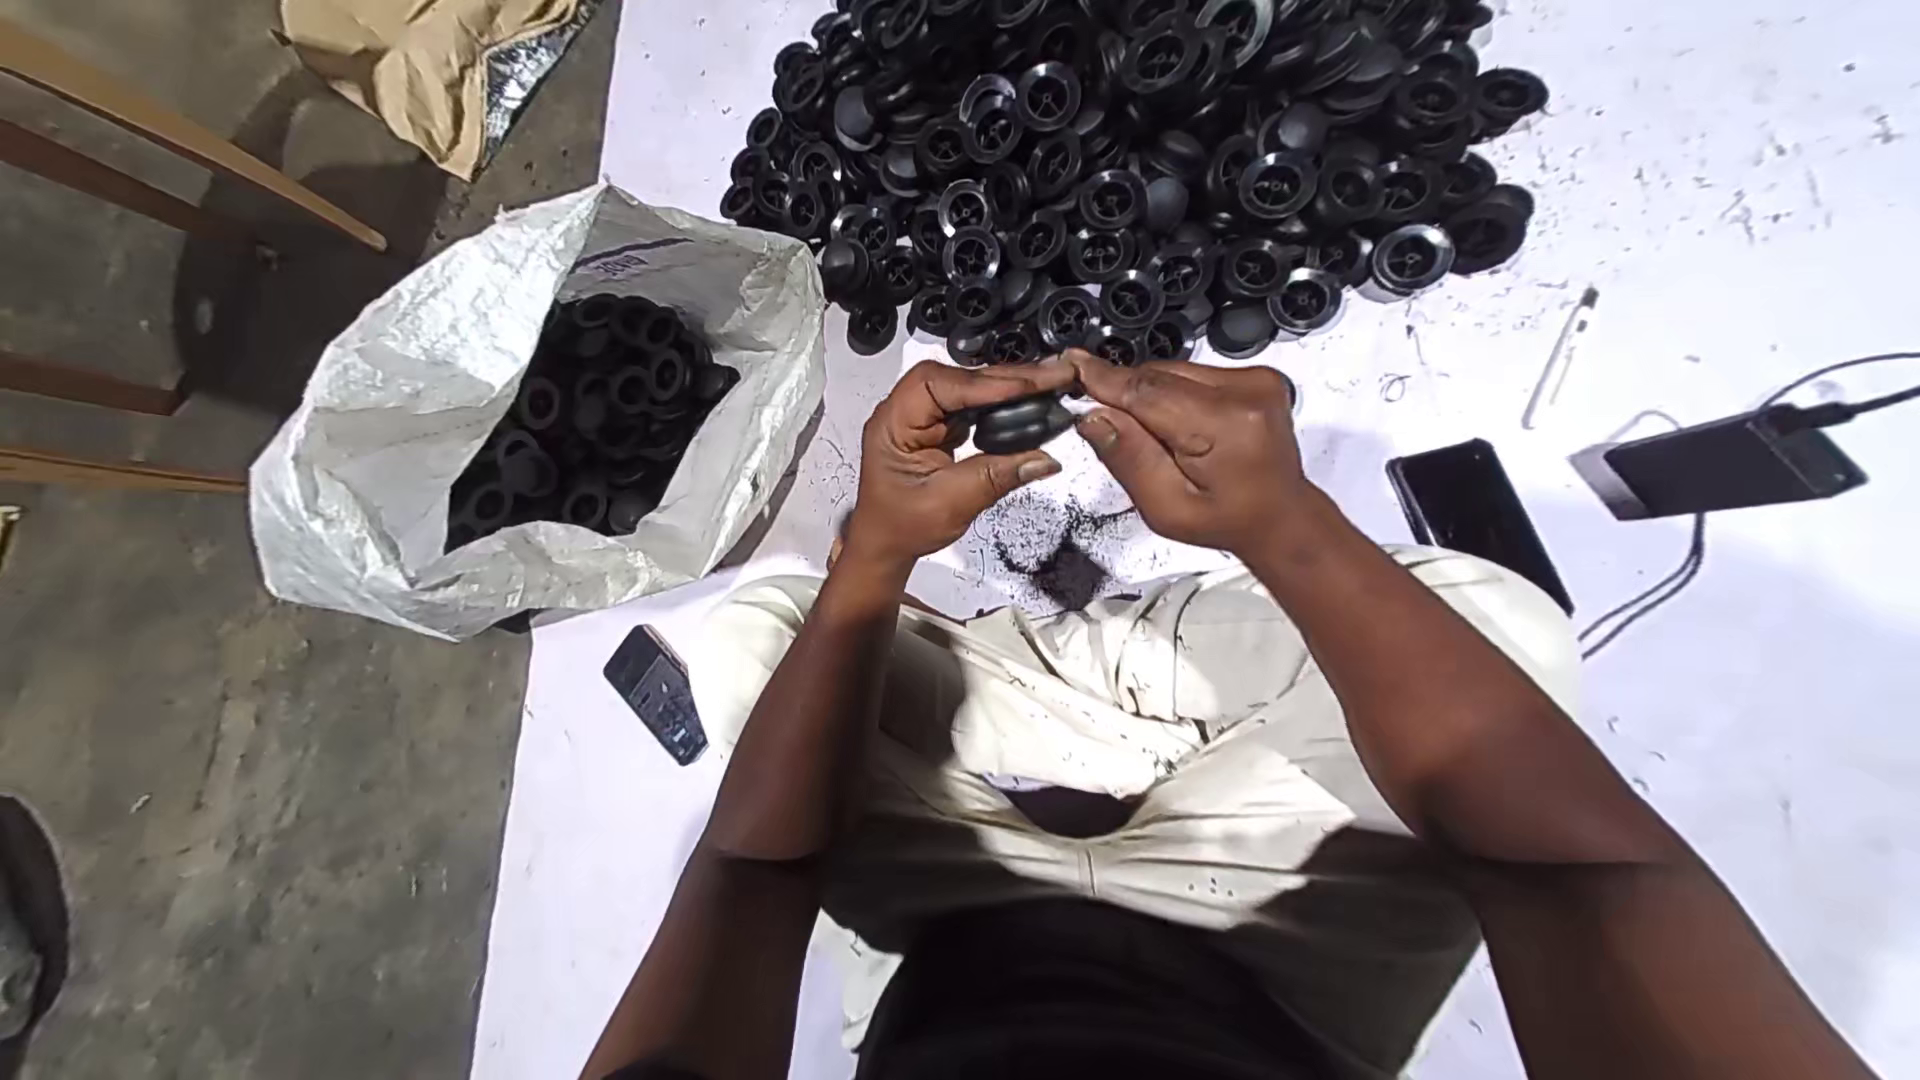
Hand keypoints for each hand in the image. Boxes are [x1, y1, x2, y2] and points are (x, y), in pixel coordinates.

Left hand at [842, 358, 1077, 564]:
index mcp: (893, 423)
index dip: (986, 383)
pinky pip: (975, 405)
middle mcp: (906, 411)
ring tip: (1050, 385)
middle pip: (960, 378)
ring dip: (1010, 386)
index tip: (1028, 385)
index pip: (940, 385)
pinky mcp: (941, 427)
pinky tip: (1029, 402)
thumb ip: (995, 477)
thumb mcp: (949, 504)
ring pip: (971, 388)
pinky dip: (1004, 403)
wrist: (887, 544)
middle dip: (1008, 378)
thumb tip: (1042, 460)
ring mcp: (924, 417)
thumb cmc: (900, 526)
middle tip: (1054, 376)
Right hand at [1070, 351, 1314, 555]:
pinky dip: (1171, 395)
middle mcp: (1246, 392)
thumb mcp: (1165, 507)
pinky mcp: (1251, 376)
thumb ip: (1128, 459)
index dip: (1104, 380)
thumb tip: (1093, 418)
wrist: (1277, 515)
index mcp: (1225, 427)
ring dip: (1148, 398)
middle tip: (1106, 426)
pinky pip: (1189, 374)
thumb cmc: (1226, 519)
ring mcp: (1253, 380)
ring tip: (1156, 440)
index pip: (1146, 391)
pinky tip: (1175, 427)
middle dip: (1124, 398)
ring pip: (1170, 372)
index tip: (1073, 366)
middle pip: (1156, 378)